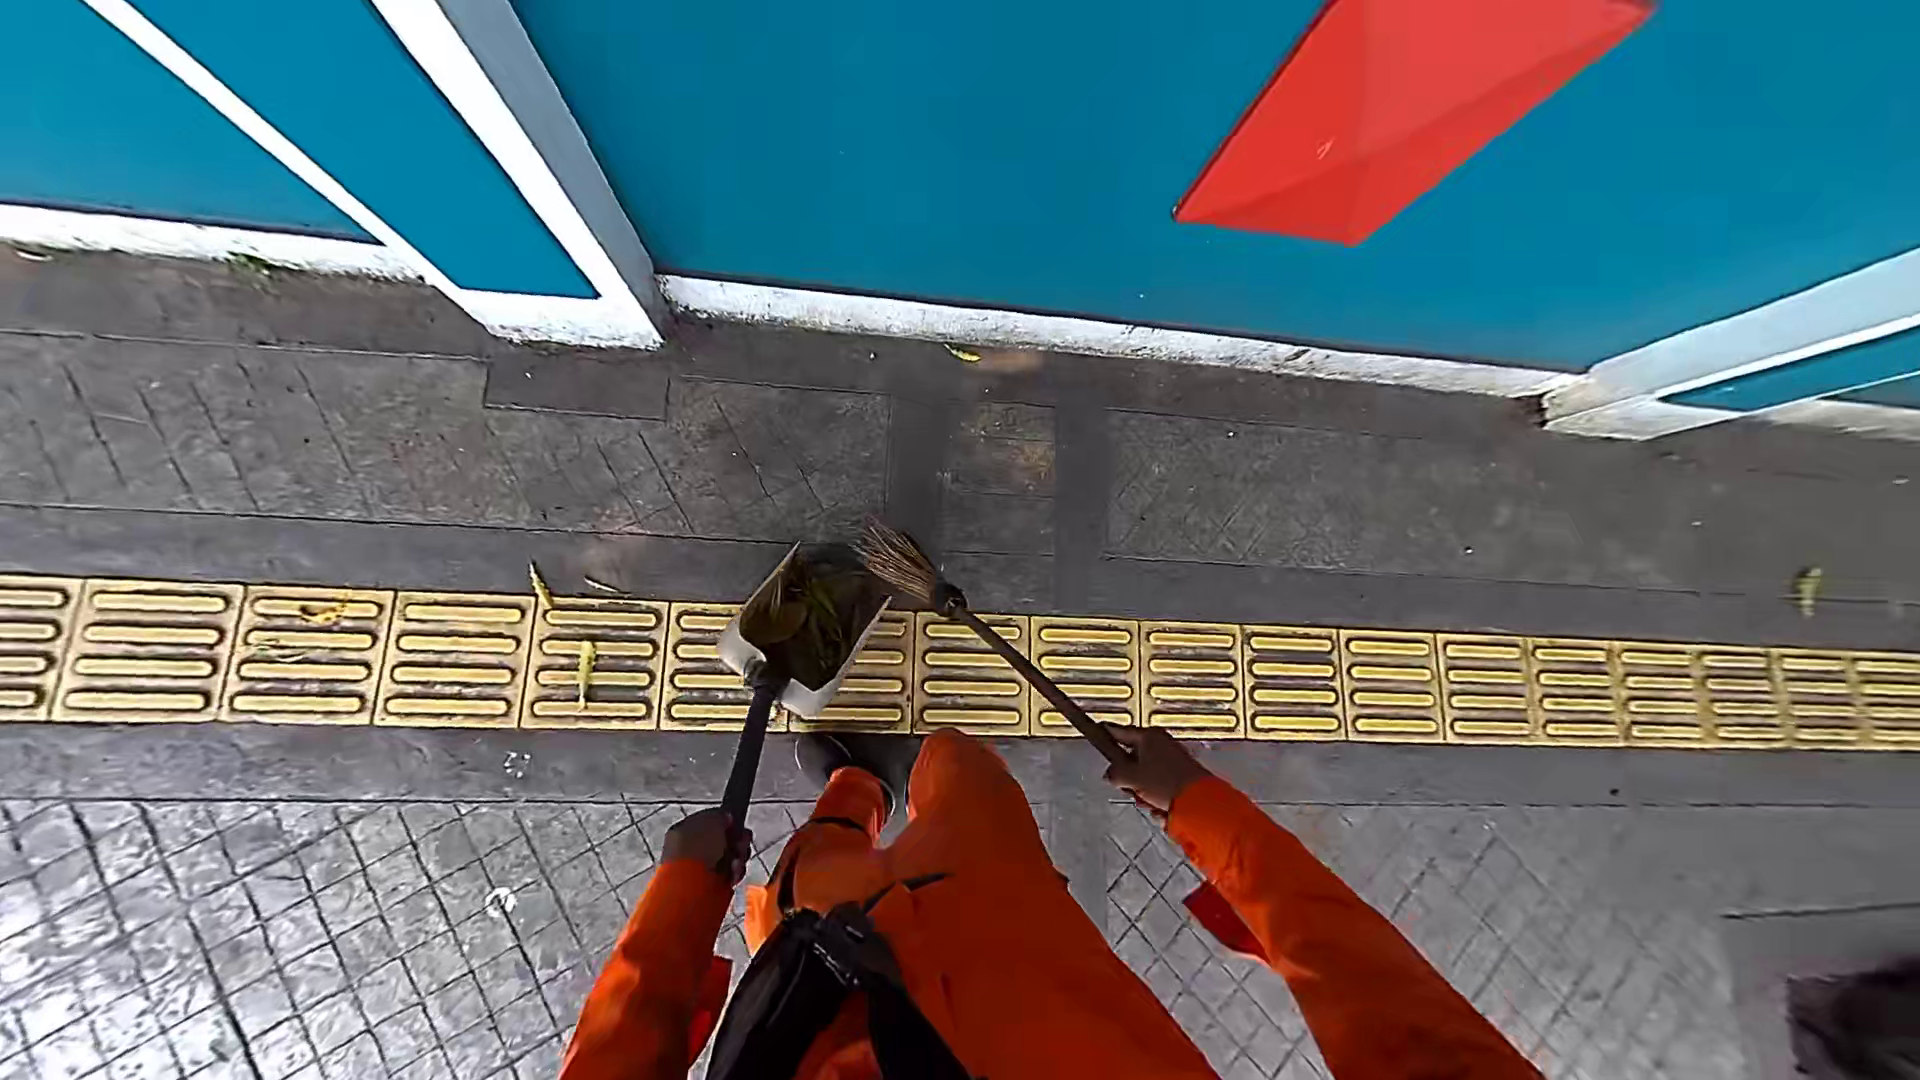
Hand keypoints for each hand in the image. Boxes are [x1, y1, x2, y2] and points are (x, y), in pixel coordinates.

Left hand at [663, 808, 751, 884]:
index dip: (725, 821)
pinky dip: (736, 871)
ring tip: (737, 860)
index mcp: (682, 832)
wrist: (691, 889)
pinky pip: (731, 873)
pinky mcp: (711, 886)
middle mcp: (690, 850)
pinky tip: (733, 871)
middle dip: (738, 839)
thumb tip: (726, 818)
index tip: (734, 823)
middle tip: (741, 842)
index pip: (709, 821)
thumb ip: (720, 815)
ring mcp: (700, 869)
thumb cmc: (698, 850)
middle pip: (724, 839)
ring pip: (730, 855)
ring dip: (739, 855)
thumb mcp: (711, 820)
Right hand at [1102, 725, 1211, 818]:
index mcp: (1148, 737)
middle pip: (1132, 757)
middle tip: (1129, 786)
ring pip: (1146, 774)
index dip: (1105, 733)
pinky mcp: (1181, 776)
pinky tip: (1160, 806)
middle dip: (1129, 776)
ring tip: (1148, 800)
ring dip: (1143, 790)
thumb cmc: (1169, 782)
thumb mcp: (1132, 777)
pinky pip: (1160, 785)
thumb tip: (1111, 774)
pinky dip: (1157, 797)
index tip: (1097, 730)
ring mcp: (1172, 759)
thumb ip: (1115, 773)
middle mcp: (1161, 744)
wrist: (1200, 803)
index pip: (1119, 731)